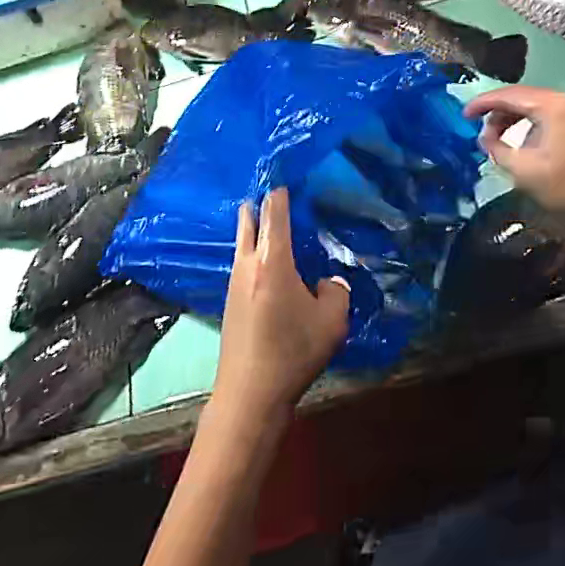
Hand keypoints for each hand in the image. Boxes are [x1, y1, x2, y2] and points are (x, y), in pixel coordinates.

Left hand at [213, 188, 349, 424]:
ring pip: (242, 241)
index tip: (288, 175)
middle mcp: (248, 262)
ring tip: (275, 226)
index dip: (281, 190)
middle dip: (261, 202)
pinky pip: (242, 261)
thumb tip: (326, 280)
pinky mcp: (229, 298)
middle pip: (248, 218)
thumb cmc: (293, 350)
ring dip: (255, 228)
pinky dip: (253, 251)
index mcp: (272, 259)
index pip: (274, 211)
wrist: (250, 390)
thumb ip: (335, 290)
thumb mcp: (332, 321)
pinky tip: (268, 265)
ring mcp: (234, 280)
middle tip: (278, 195)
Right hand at [464, 85, 564, 237]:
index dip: (481, 104)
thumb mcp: (524, 170)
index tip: (463, 116)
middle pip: (522, 97)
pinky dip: (532, 124)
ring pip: (537, 106)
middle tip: (481, 132)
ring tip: (499, 140)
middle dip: (497, 112)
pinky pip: (552, 115)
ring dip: (515, 119)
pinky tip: (524, 142)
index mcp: (552, 105)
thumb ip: (497, 149)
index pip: (507, 95)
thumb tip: (487, 139)